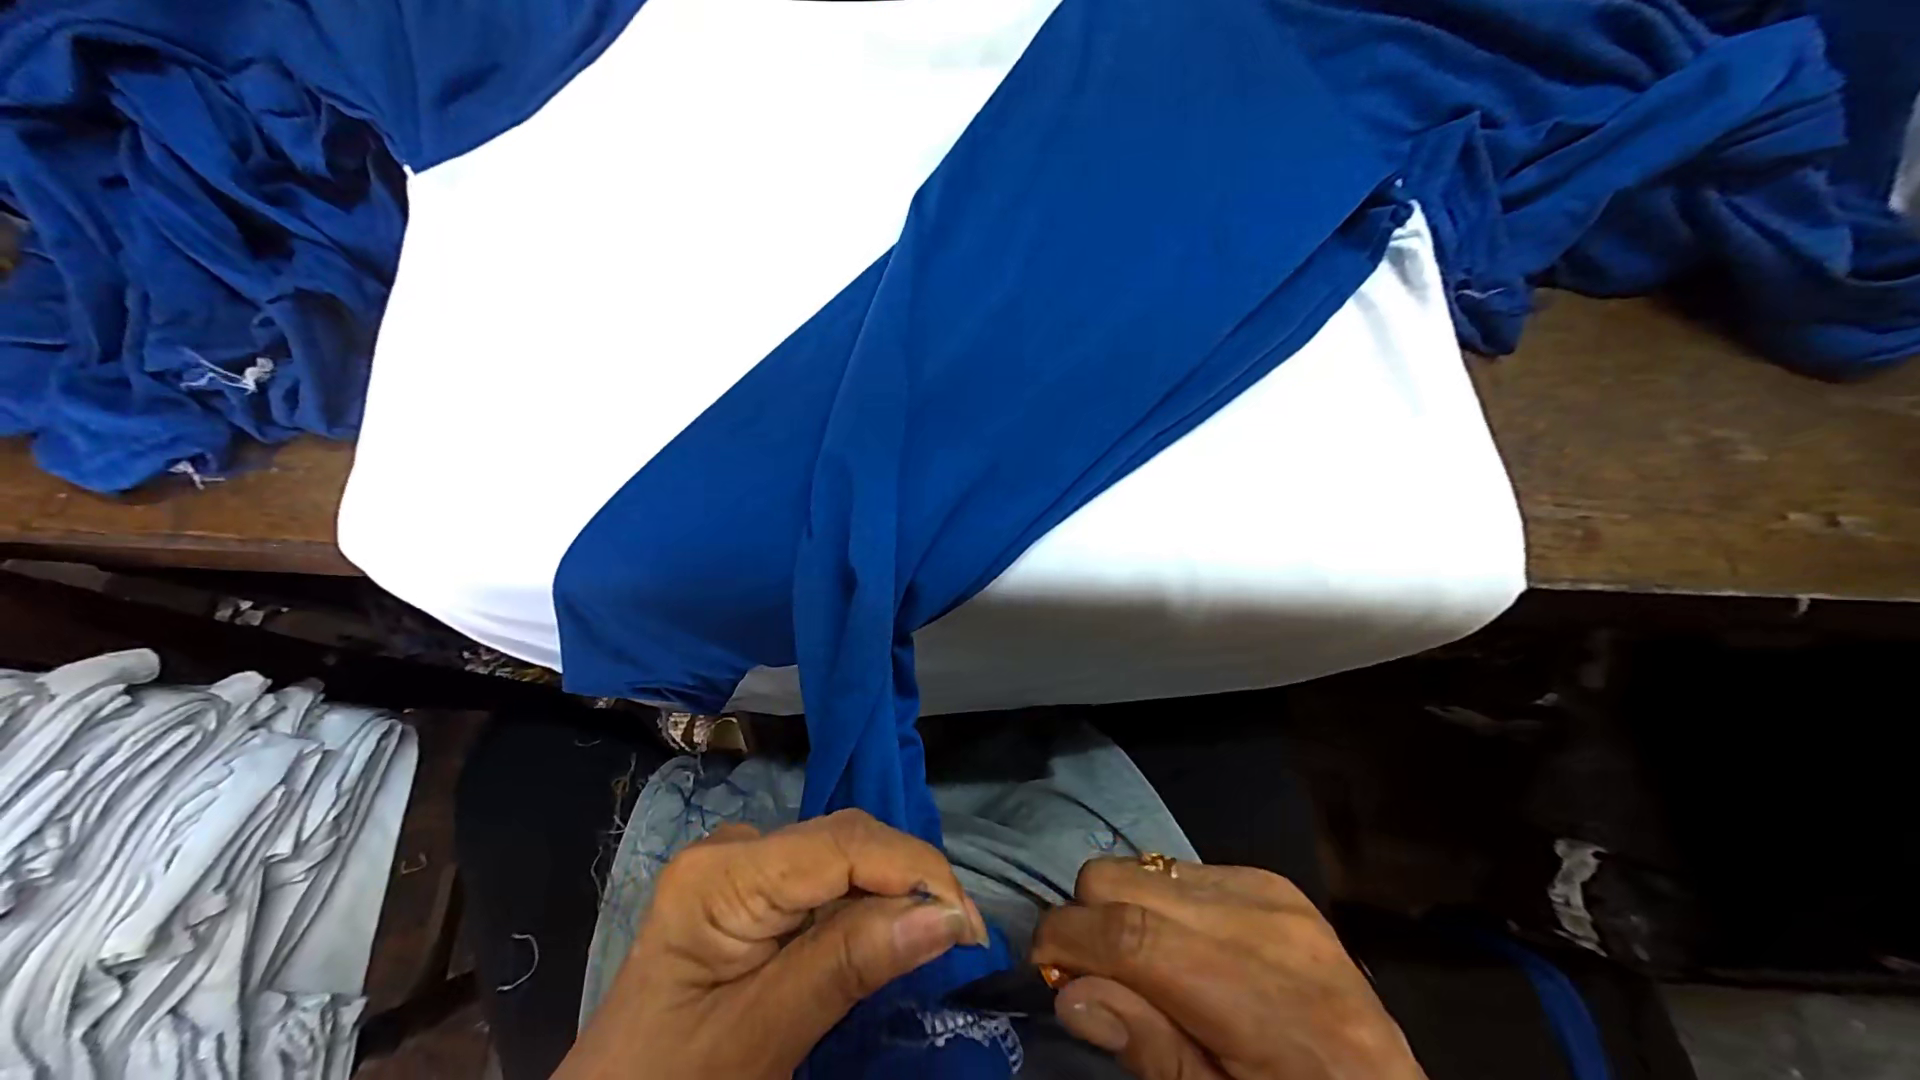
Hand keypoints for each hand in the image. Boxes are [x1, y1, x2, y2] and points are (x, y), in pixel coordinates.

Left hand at [556, 808, 989, 1079]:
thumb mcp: (760, 1038)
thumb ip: (847, 966)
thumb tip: (944, 915)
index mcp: (720, 874)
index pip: (842, 843)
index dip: (915, 870)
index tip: (969, 927)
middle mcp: (733, 848)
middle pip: (845, 841)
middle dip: (909, 880)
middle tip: (959, 938)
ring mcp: (742, 866)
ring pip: (843, 856)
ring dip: (894, 892)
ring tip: (936, 934)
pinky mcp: (753, 889)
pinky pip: (826, 880)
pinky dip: (866, 905)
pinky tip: (888, 934)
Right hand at [1031, 858, 1425, 1079]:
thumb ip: (1151, 1051)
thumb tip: (1070, 993)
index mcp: (1266, 1003)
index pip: (1134, 936)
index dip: (1068, 940)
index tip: (1040, 967)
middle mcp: (1267, 924)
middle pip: (1126, 880)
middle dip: (1086, 920)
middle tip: (1092, 977)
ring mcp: (1272, 894)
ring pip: (1143, 864)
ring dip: (1120, 907)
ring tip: (1138, 963)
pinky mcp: (1273, 881)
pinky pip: (1179, 867)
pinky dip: (1157, 900)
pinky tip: (1180, 946)